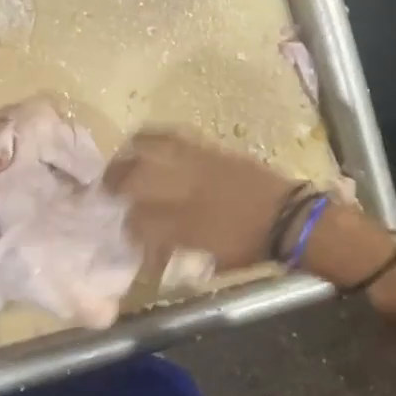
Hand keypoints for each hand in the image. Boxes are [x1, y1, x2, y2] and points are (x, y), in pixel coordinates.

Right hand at [104, 130, 300, 269]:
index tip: (122, 231)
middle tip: (105, 192)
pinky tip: (139, 141)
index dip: (126, 226)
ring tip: (117, 164)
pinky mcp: (206, 150)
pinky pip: (170, 137)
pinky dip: (149, 137)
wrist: (291, 217)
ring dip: (125, 159)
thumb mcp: (210, 259)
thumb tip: (150, 251)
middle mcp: (183, 192)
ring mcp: (194, 167)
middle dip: (114, 186)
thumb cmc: (250, 245)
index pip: (137, 221)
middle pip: (134, 181)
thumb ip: (175, 250)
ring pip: (147, 155)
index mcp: (182, 225)